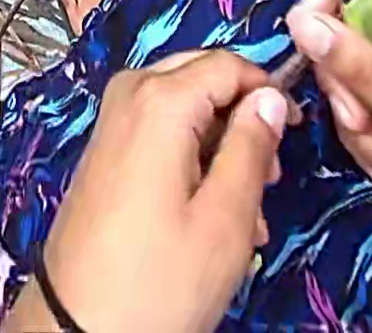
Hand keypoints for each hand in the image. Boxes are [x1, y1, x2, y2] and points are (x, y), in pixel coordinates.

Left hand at [7, 51, 288, 332]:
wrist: (75, 321)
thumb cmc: (158, 276)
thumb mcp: (224, 219)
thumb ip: (252, 147)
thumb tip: (271, 96)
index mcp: (160, 98)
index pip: (228, 64)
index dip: (268, 89)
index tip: (296, 131)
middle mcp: (132, 88)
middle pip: (203, 75)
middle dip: (242, 116)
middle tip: (270, 176)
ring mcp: (115, 111)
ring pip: (185, 100)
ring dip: (221, 141)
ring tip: (246, 209)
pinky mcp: (108, 136)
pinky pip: (160, 120)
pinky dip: (192, 148)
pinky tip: (209, 204)